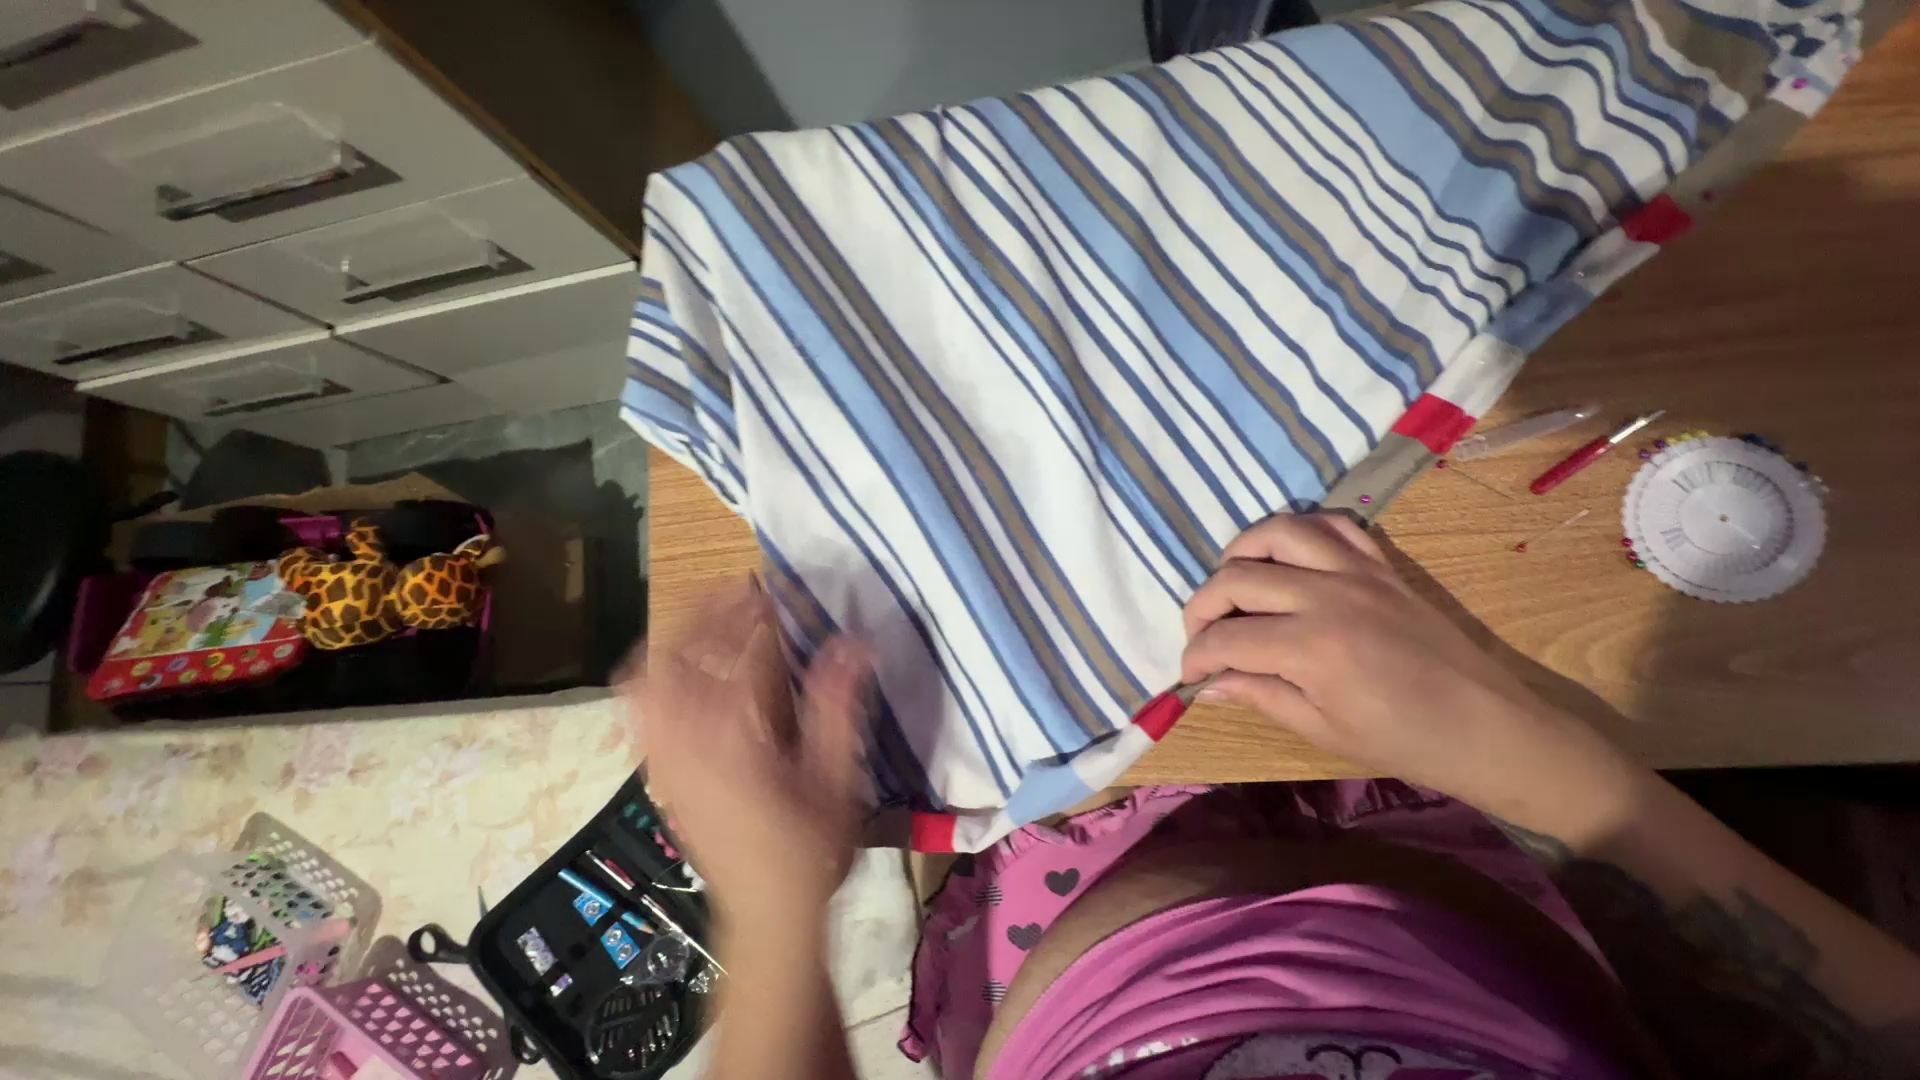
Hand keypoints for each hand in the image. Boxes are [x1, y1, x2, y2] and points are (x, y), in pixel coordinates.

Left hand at [625, 580, 871, 926]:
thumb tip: (854, 642)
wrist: (766, 917)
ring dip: (673, 642)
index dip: (739, 614)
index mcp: (731, 740)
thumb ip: (839, 707)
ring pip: (643, 683)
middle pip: (669, 658)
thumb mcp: (836, 779)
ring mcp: (664, 764)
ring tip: (708, 623)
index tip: (764, 592)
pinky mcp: (661, 779)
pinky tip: (685, 676)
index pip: (723, 656)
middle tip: (736, 597)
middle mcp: (684, 745)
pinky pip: (638, 715)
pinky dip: (654, 679)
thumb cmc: (810, 850)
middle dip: (699, 615)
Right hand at [1181, 514, 1642, 841]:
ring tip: (1234, 583)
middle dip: (1203, 606)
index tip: (1191, 673)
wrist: (1490, 728)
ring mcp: (1358, 572)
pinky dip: (1299, 534)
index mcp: (1312, 649)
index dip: (1197, 655)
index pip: (1226, 638)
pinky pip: (1332, 525)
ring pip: (1278, 532)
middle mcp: (1328, 596)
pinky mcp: (1382, 564)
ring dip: (1241, 553)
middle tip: (1204, 635)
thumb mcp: (1322, 730)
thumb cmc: (1404, 742)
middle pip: (1237, 577)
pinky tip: (1287, 560)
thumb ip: (1260, 695)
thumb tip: (1210, 682)